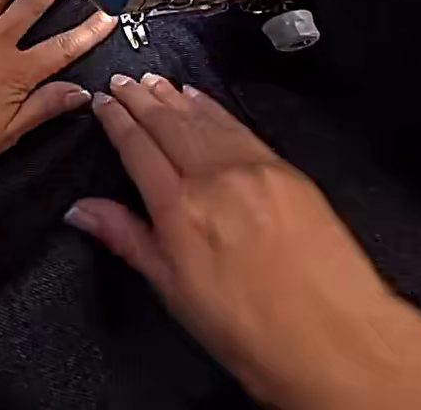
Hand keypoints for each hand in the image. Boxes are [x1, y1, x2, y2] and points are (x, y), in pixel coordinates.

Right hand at [68, 74, 420, 409]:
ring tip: (150, 80)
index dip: (116, 120)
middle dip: (138, 98)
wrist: (338, 339)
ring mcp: (249, 166)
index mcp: (180, 210)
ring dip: (170, 95)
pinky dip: (210, 106)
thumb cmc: (256, 332)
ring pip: (199, 117)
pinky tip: (197, 96)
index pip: (137, 147)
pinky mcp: (281, 165)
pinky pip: (235, 123)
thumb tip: (82, 210)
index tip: (103, 103)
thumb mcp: (176, 293)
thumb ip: (127, 239)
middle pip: (165, 123)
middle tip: (121, 81)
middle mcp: (212, 178)